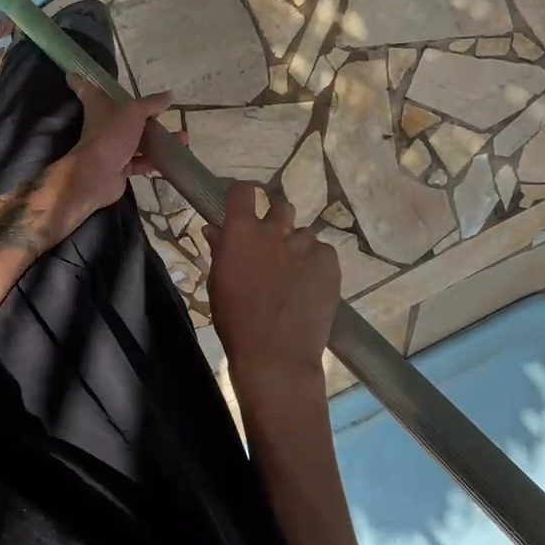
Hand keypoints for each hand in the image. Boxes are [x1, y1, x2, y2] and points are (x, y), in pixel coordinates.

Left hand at [58, 74, 180, 218]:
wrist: (98, 174)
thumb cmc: (111, 134)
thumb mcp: (134, 112)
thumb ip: (151, 104)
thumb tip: (168, 95)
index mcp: (100, 107)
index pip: (87, 90)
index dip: (80, 81)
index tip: (72, 73)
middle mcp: (104, 127)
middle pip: (122, 118)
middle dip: (143, 117)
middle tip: (163, 114)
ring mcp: (111, 148)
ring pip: (137, 142)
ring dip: (158, 141)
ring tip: (182, 138)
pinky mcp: (119, 168)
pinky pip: (140, 162)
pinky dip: (155, 160)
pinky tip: (173, 158)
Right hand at [203, 182, 339, 387]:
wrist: (275, 352)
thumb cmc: (234, 319)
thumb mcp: (217, 283)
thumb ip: (220, 250)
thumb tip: (215, 229)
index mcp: (241, 232)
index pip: (243, 192)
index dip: (242, 197)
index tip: (241, 208)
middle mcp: (275, 230)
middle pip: (280, 207)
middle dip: (275, 222)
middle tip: (270, 248)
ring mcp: (306, 244)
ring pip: (302, 234)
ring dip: (295, 246)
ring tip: (291, 275)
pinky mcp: (330, 261)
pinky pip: (321, 253)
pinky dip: (314, 264)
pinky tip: (307, 288)